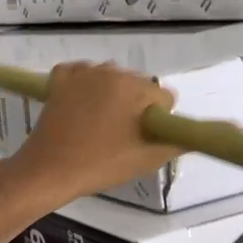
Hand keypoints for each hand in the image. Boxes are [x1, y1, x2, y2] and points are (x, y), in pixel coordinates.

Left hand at [7, 62, 181, 201]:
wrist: (49, 170)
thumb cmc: (100, 164)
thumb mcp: (148, 158)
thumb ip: (179, 141)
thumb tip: (194, 134)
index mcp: (135, 87)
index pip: (163, 99)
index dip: (157, 121)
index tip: (141, 139)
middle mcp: (110, 72)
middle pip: (138, 86)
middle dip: (135, 106)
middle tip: (120, 135)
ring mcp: (81, 75)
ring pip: (110, 78)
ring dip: (111, 95)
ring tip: (100, 123)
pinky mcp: (58, 83)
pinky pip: (78, 72)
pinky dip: (83, 82)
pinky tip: (83, 99)